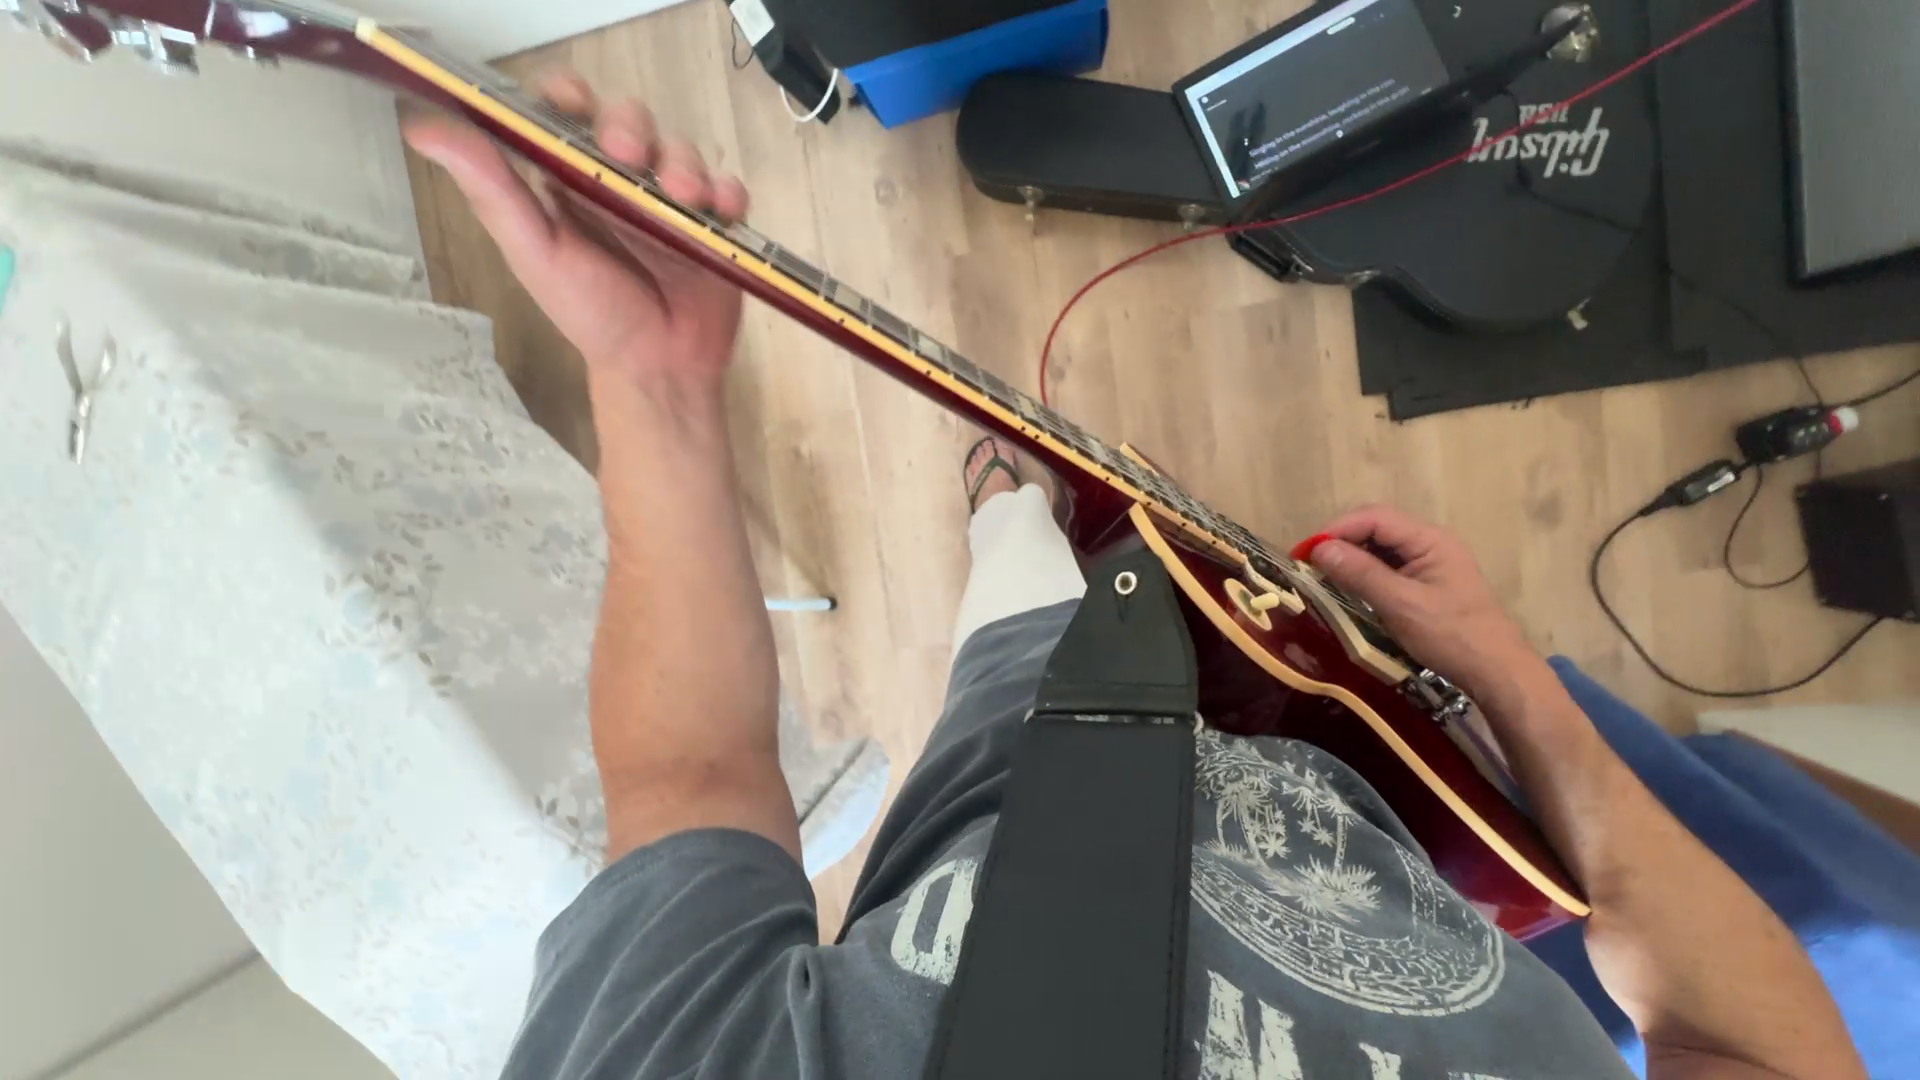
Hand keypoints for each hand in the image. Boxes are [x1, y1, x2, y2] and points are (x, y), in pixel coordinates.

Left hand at [403, 72, 750, 391]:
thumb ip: (493, 194)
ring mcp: (671, 206)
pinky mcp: (714, 228)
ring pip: (681, 151)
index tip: (575, 107)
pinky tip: (720, 211)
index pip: (567, 115)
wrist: (659, 368)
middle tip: (630, 156)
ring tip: (686, 198)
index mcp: (572, 184)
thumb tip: (423, 128)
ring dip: (685, 163)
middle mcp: (622, 186)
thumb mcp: (536, 255)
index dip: (571, 97)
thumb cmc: (594, 316)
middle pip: (631, 122)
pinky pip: (727, 192)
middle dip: (633, 127)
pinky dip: (728, 193)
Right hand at [1306, 504, 1539, 698]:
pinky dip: (1363, 570)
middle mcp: (1430, 542)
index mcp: (1430, 540)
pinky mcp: (1425, 580)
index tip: (1306, 553)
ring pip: (1379, 545)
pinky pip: (1387, 564)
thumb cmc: (1451, 636)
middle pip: (1375, 526)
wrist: (1496, 671)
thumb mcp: (1400, 604)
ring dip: (1350, 555)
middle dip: (1340, 540)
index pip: (1374, 518)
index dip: (1337, 529)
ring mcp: (1429, 561)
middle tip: (1311, 563)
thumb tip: (1319, 548)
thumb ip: (1360, 573)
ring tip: (1323, 575)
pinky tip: (1348, 587)